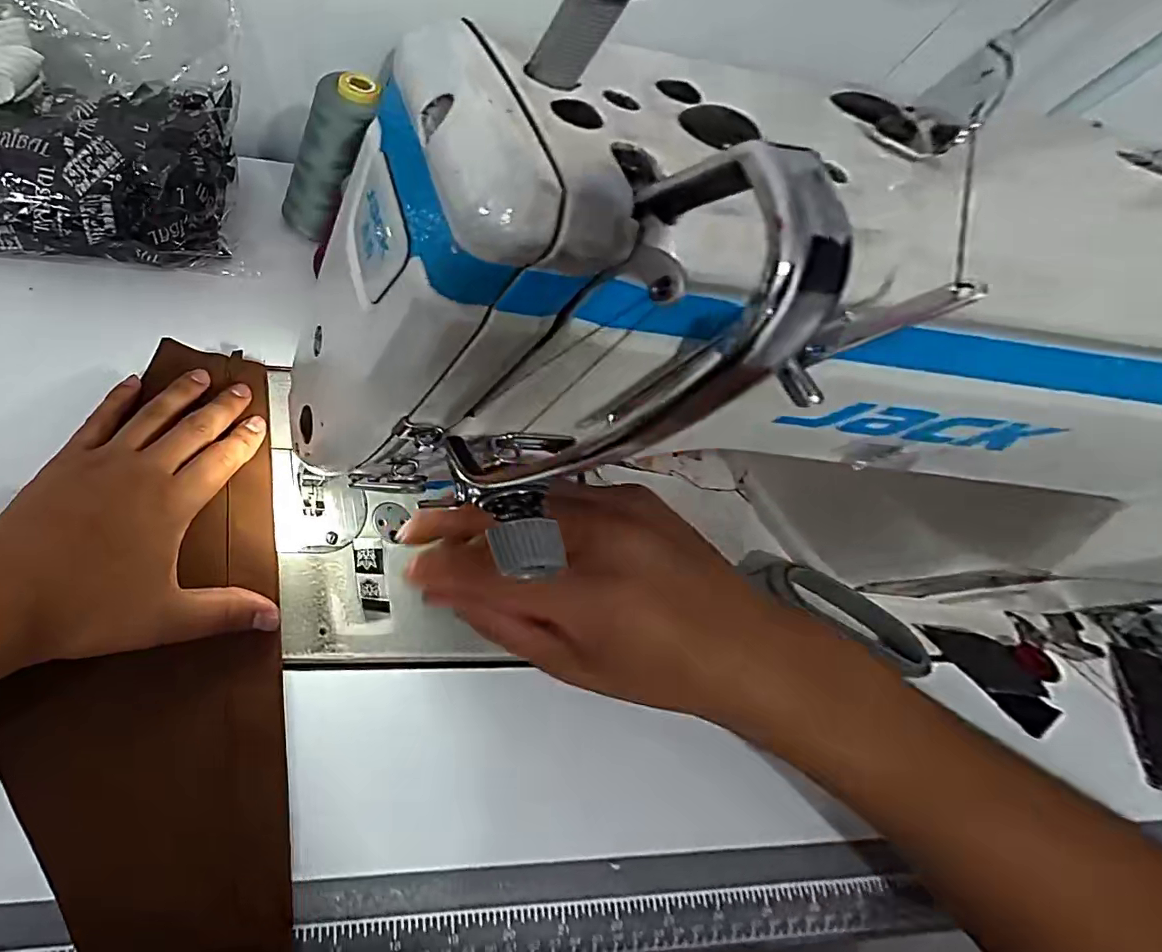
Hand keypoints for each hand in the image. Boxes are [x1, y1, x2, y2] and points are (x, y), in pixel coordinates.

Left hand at [0, 370, 277, 705]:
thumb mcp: (165, 618)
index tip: (257, 425)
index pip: (220, 461)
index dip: (243, 441)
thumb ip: (221, 612)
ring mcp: (104, 460)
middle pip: (193, 428)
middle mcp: (142, 473)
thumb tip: (266, 616)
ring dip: (178, 392)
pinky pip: (102, 417)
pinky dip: (119, 398)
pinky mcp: (70, 459)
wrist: (9, 594)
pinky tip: (130, 385)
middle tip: (238, 390)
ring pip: (152, 414)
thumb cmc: (83, 607)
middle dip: (221, 407)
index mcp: (170, 505)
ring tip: (197, 376)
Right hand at [401, 482, 884, 735]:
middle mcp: (602, 541)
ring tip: (448, 520)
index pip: (490, 574)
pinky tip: (506, 513)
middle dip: (447, 525)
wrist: (748, 648)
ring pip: (526, 499)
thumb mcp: (573, 666)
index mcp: (587, 595)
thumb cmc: (664, 671)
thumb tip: (455, 595)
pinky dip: (526, 503)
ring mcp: (618, 509)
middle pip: (502, 523)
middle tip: (414, 530)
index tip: (417, 570)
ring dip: (479, 510)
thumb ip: (505, 624)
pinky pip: (561, 491)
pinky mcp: (631, 494)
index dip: (443, 570)